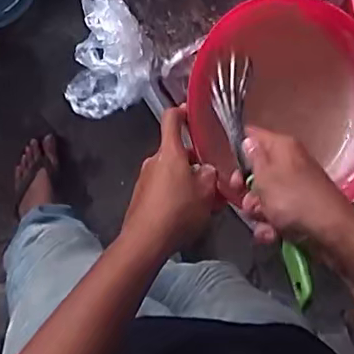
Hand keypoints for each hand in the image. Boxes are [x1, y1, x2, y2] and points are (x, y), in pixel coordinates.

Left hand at [120, 107, 222, 257]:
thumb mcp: (206, 192)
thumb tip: (207, 169)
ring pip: (170, 171)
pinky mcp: (141, 197)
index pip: (171, 118)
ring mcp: (145, 178)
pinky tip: (186, 213)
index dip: (182, 111)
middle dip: (194, 160)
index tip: (193, 112)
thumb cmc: (178, 210)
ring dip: (185, 179)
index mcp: (169, 151)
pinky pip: (162, 187)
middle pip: (175, 150)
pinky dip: (175, 193)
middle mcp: (154, 160)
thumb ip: (210, 175)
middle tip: (211, 175)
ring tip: (203, 200)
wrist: (144, 241)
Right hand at [228, 126, 353, 259]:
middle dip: (247, 189)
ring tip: (264, 221)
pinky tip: (272, 235)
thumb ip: (253, 158)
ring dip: (258, 212)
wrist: (333, 234)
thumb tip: (248, 141)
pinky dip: (272, 225)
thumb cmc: (294, 200)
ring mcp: (295, 187)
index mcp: (282, 146)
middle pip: (256, 170)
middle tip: (245, 200)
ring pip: (264, 195)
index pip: (253, 136)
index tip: (229, 166)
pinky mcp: (300, 209)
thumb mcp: (265, 177)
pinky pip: (277, 213)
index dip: (238, 149)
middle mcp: (289, 162)